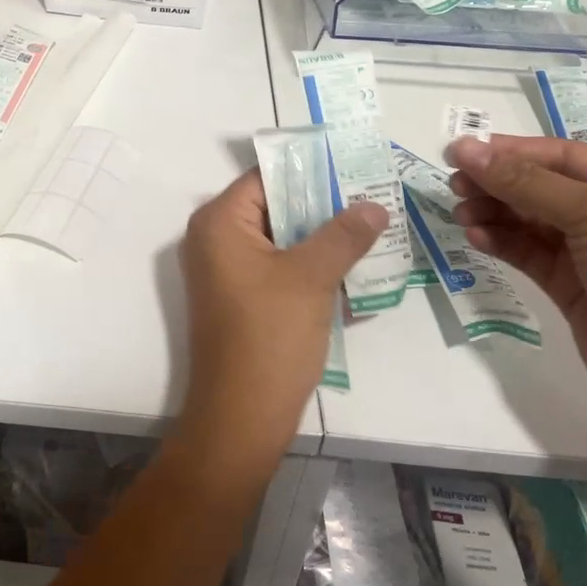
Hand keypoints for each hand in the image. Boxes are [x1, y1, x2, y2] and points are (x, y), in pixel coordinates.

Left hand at [177, 169, 385, 462]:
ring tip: (372, 235)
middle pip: (274, 207)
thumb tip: (372, 204)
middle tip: (373, 202)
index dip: (310, 172)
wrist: (241, 415)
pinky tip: (353, 275)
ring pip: (280, 240)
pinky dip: (309, 269)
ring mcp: (224, 271)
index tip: (354, 170)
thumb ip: (343, 235)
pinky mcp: (238, 299)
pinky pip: (277, 269)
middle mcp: (214, 239)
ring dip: (321, 241)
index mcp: (219, 222)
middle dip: (322, 208)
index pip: (265, 178)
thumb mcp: (312, 277)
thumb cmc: (270, 335)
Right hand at [445, 135, 586, 422]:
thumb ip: (527, 182)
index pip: (564, 155)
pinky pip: (528, 252)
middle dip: (497, 183)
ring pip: (530, 219)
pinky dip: (501, 241)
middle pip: (542, 185)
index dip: (510, 151)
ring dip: (493, 212)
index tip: (458, 151)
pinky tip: (476, 237)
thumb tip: (466, 149)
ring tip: (460, 214)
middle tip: (453, 185)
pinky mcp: (573, 285)